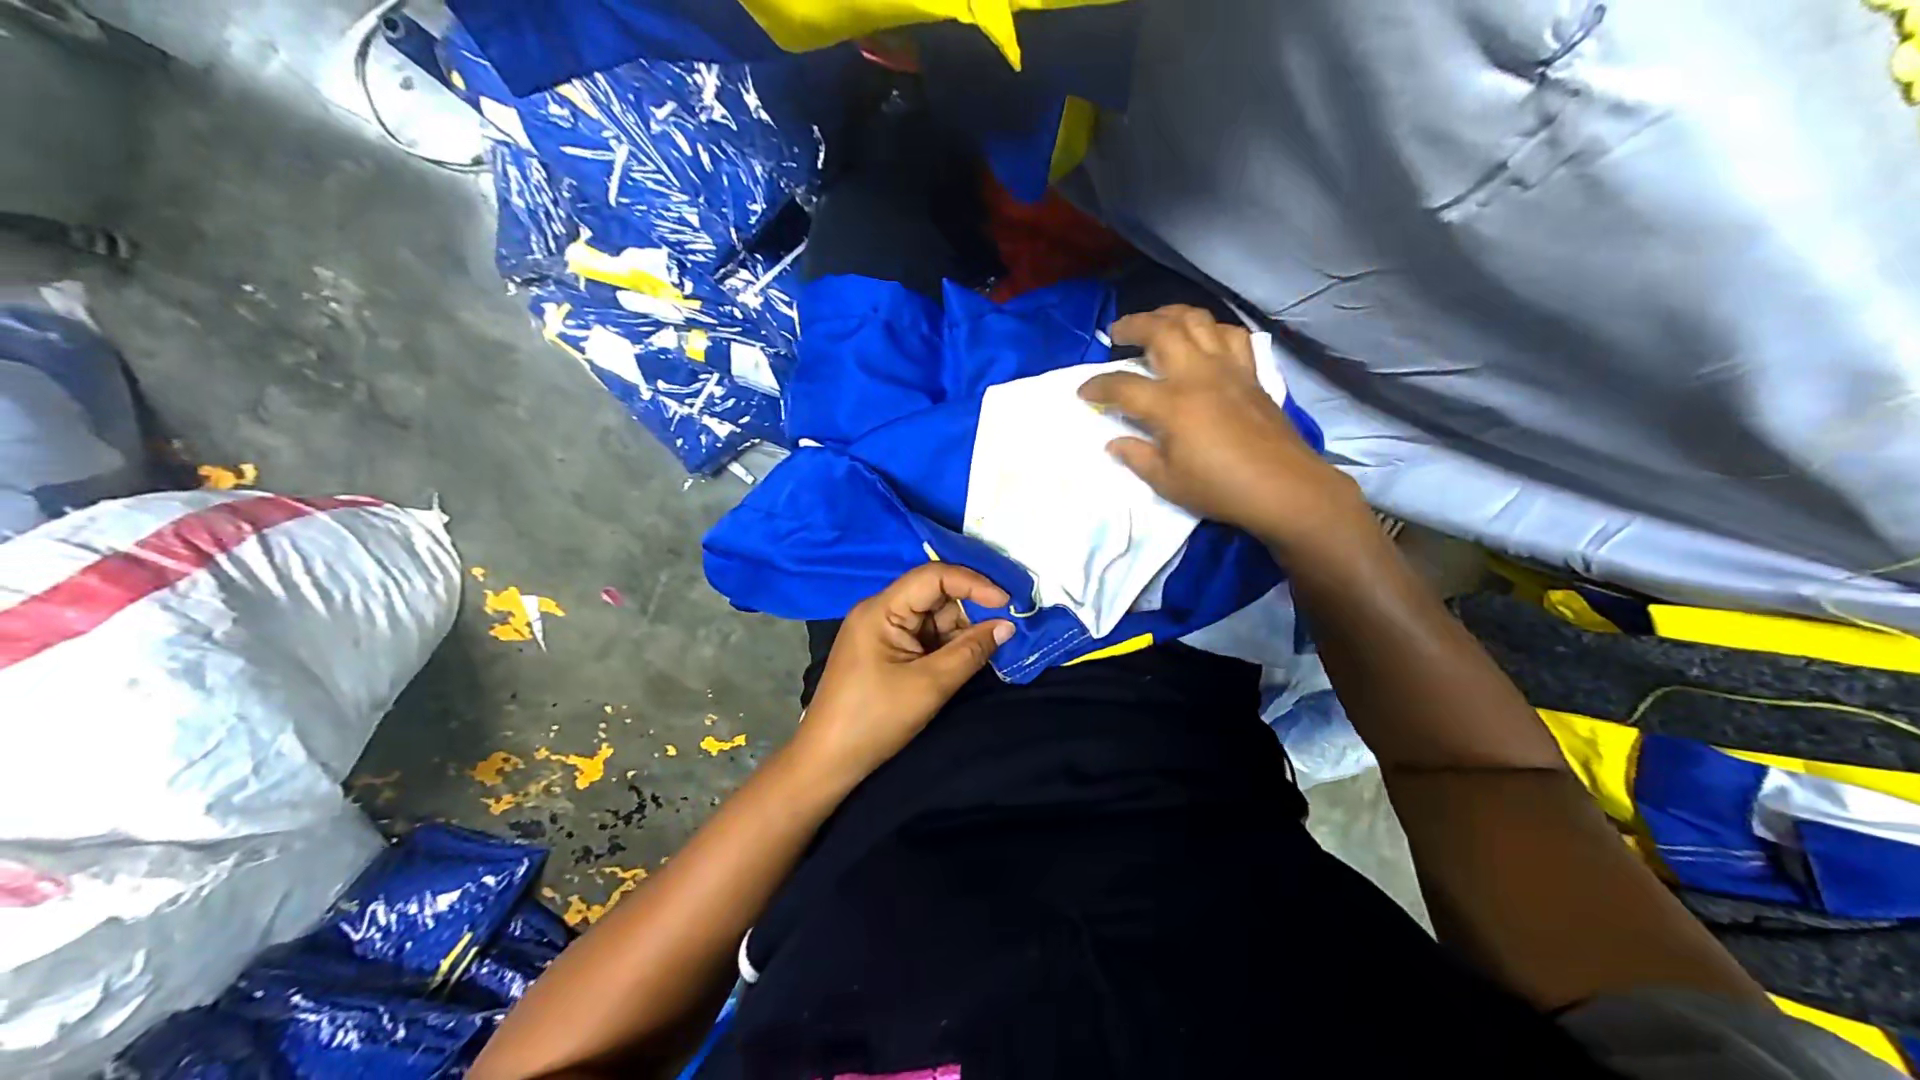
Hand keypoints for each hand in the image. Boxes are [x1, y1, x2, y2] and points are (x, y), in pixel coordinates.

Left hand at [792, 564, 1014, 784]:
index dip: (974, 583)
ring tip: (984, 652)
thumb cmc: (875, 720)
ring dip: (960, 630)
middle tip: (1002, 631)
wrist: (829, 761)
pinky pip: (923, 635)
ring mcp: (880, 630)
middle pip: (934, 594)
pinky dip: (947, 644)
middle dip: (969, 610)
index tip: (1008, 602)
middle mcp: (879, 610)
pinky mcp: (884, 649)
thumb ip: (971, 651)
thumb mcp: (930, 685)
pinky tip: (965, 659)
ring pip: (932, 616)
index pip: (934, 576)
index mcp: (881, 609)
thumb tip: (1007, 625)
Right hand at [1079, 305, 1370, 552]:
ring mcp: (1228, 369)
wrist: (1283, 487)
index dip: (1097, 386)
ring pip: (1198, 320)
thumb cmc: (1220, 488)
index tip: (1084, 392)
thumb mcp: (1167, 482)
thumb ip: (1137, 457)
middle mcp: (1198, 375)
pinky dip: (1212, 329)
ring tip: (1156, 322)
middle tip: (1116, 333)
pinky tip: (1204, 338)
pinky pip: (1231, 335)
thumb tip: (1115, 442)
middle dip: (1132, 325)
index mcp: (1171, 405)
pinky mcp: (1250, 373)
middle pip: (1161, 331)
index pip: (1122, 386)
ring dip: (1171, 314)